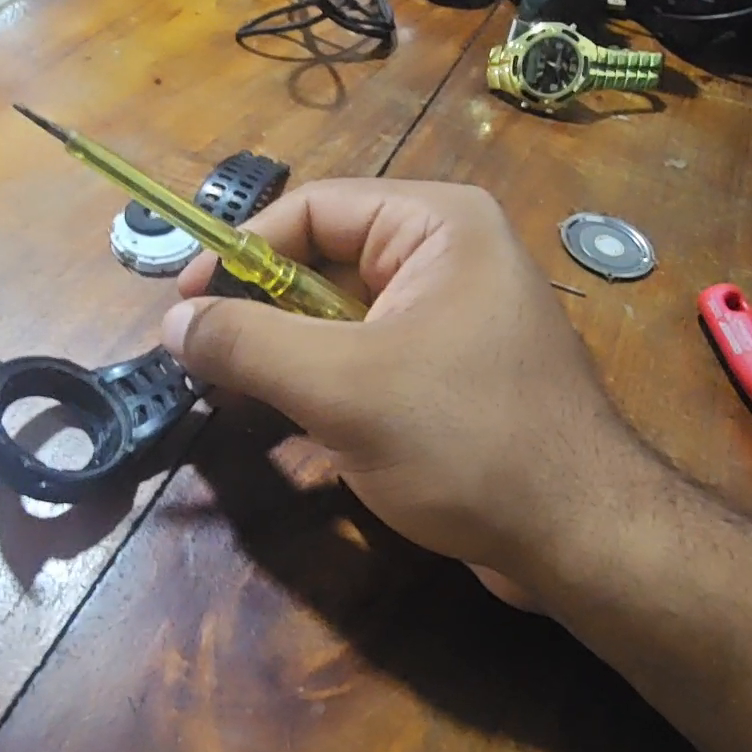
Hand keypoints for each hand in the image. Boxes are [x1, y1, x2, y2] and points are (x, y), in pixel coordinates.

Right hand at [160, 178, 651, 591]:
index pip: (314, 211)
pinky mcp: (446, 376)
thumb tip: (173, 320)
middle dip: (262, 315)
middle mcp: (445, 259)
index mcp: (436, 227)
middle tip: (202, 363)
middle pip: (323, 267)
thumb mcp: (344, 387)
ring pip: (339, 322)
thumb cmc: (466, 442)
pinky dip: (322, 387)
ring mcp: (448, 321)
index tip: (183, 306)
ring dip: (286, 358)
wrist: (579, 540)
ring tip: (233, 397)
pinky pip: (366, 362)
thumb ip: (250, 345)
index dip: (240, 253)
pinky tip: (286, 423)